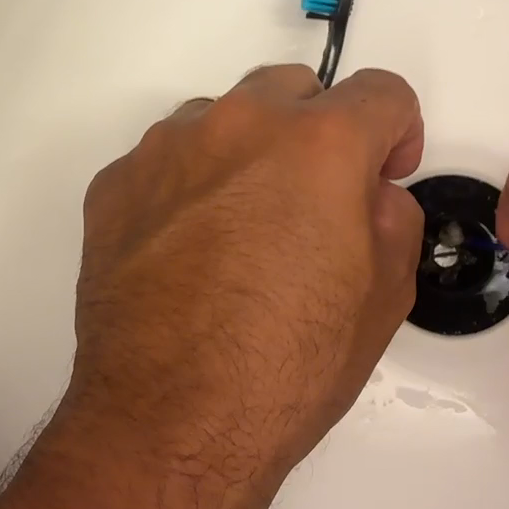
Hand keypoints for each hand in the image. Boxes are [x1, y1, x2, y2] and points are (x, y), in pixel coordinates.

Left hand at [66, 66, 425, 477]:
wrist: (167, 420)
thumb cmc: (286, 365)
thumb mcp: (384, 296)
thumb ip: (390, 217)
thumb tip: (367, 192)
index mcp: (315, 143)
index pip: (379, 91)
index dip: (396, 131)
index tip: (384, 173)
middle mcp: (233, 125)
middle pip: (290, 89)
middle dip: (314, 130)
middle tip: (311, 199)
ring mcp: (161, 150)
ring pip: (218, 120)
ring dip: (241, 155)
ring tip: (237, 232)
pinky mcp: (112, 184)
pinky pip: (163, 163)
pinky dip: (184, 187)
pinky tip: (183, 253)